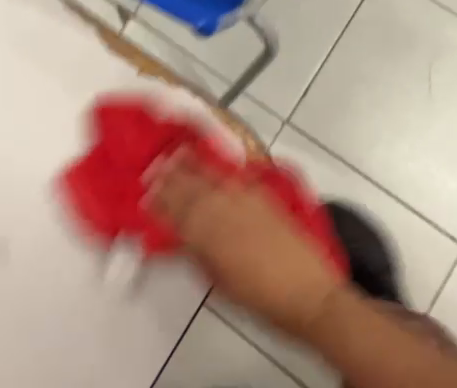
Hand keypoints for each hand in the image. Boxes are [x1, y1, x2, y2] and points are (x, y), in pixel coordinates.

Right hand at [145, 150, 347, 339]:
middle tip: (153, 169)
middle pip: (189, 189)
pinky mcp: (264, 196)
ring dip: (190, 165)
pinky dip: (219, 167)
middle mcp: (222, 211)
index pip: (175, 212)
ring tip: (175, 154)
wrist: (311, 296)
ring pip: (210, 176)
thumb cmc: (262, 301)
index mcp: (207, 236)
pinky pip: (235, 175)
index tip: (144, 195)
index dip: (158, 203)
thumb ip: (198, 257)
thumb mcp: (221, 285)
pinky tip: (212, 163)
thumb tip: (181, 239)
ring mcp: (244, 200)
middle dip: (169, 179)